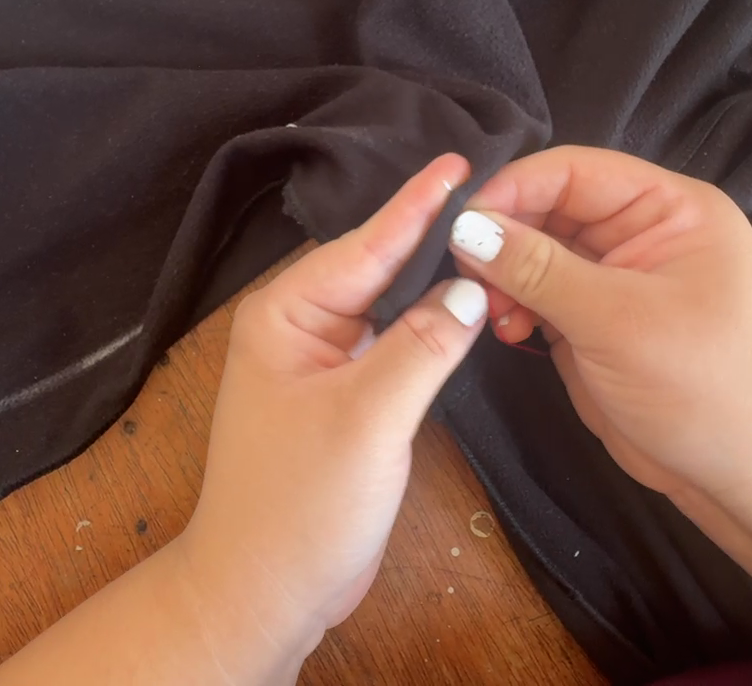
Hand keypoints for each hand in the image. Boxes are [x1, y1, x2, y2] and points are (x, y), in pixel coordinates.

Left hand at [176, 154, 490, 663]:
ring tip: (481, 240)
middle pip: (374, 267)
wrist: (264, 590)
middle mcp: (301, 323)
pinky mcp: (344, 391)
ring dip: (429, 281)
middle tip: (486, 197)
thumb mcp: (366, 419)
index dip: (414, 205)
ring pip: (385, 304)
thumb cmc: (300, 503)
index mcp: (286, 313)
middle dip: (427, 236)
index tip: (457, 162)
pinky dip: (424, 326)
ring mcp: (322, 358)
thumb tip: (468, 288)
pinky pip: (389, 341)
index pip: (363, 246)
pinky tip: (456, 306)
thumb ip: (421, 348)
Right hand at [446, 146, 751, 533]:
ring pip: (534, 250)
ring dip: (502, 275)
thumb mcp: (618, 322)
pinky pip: (536, 290)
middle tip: (464, 272)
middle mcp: (637, 230)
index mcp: (667, 208)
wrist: (751, 484)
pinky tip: (507, 330)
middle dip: (502, 237)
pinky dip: (513, 304)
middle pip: (547, 207)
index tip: (458, 220)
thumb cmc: (706, 389)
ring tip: (490, 311)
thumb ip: (536, 268)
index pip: (572, 171)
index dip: (512, 186)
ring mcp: (612, 275)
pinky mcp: (592, 316)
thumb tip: (462, 226)